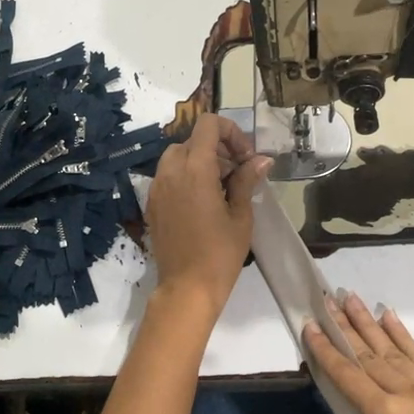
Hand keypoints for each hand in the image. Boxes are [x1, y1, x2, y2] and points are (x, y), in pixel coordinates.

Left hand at [146, 114, 271, 318]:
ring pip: (176, 157)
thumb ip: (246, 181)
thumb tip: (261, 160)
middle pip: (192, 141)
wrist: (186, 287)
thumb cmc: (220, 253)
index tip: (245, 158)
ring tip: (220, 188)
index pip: (208, 125)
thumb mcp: (240, 215)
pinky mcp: (152, 204)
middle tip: (237, 173)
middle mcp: (170, 172)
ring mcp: (157, 188)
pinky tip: (202, 202)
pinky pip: (167, 177)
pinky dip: (185, 178)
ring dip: (200, 162)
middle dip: (217, 149)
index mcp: (194, 169)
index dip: (231, 133)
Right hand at [304, 294, 413, 413]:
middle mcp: (409, 392)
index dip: (325, 350)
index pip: (347, 374)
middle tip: (326, 298)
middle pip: (369, 354)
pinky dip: (404, 336)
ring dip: (370, 323)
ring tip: (351, 298)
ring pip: (394, 349)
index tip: (308, 325)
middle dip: (345, 326)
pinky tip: (389, 318)